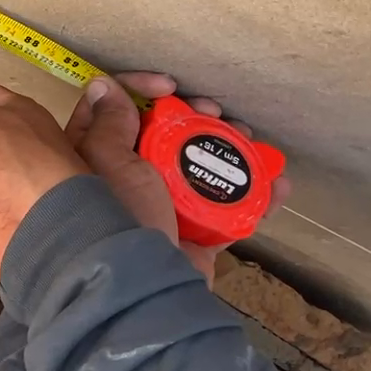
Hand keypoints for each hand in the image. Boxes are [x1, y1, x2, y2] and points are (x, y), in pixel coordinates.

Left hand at [64, 72, 292, 283]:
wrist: (142, 285)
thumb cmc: (116, 215)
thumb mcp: (110, 162)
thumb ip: (109, 125)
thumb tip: (104, 86)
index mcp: (90, 157)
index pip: (106, 108)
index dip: (136, 88)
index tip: (169, 85)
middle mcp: (120, 178)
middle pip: (158, 133)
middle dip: (191, 115)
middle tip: (214, 110)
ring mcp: (158, 205)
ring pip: (195, 165)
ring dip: (226, 146)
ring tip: (247, 136)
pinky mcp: (191, 233)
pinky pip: (226, 208)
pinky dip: (255, 194)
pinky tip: (279, 181)